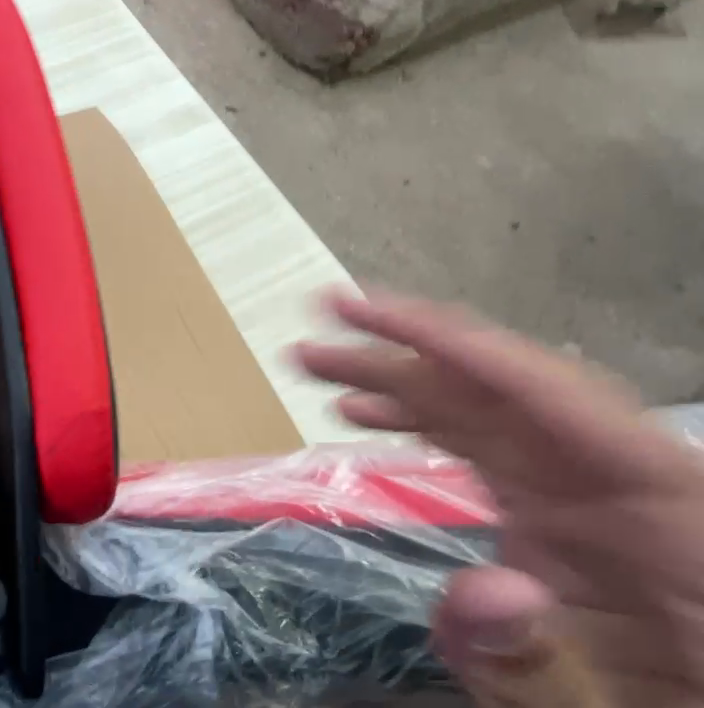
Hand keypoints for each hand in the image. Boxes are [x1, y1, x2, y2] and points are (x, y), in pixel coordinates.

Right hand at [295, 290, 703, 706]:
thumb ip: (541, 660)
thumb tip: (482, 584)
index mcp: (675, 525)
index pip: (561, 401)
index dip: (457, 344)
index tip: (364, 312)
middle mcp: (634, 492)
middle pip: (511, 396)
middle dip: (402, 358)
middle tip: (307, 344)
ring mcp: (599, 505)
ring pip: (487, 413)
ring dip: (394, 381)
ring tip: (310, 364)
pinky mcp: (568, 521)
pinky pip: (486, 449)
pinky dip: (419, 421)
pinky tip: (361, 413)